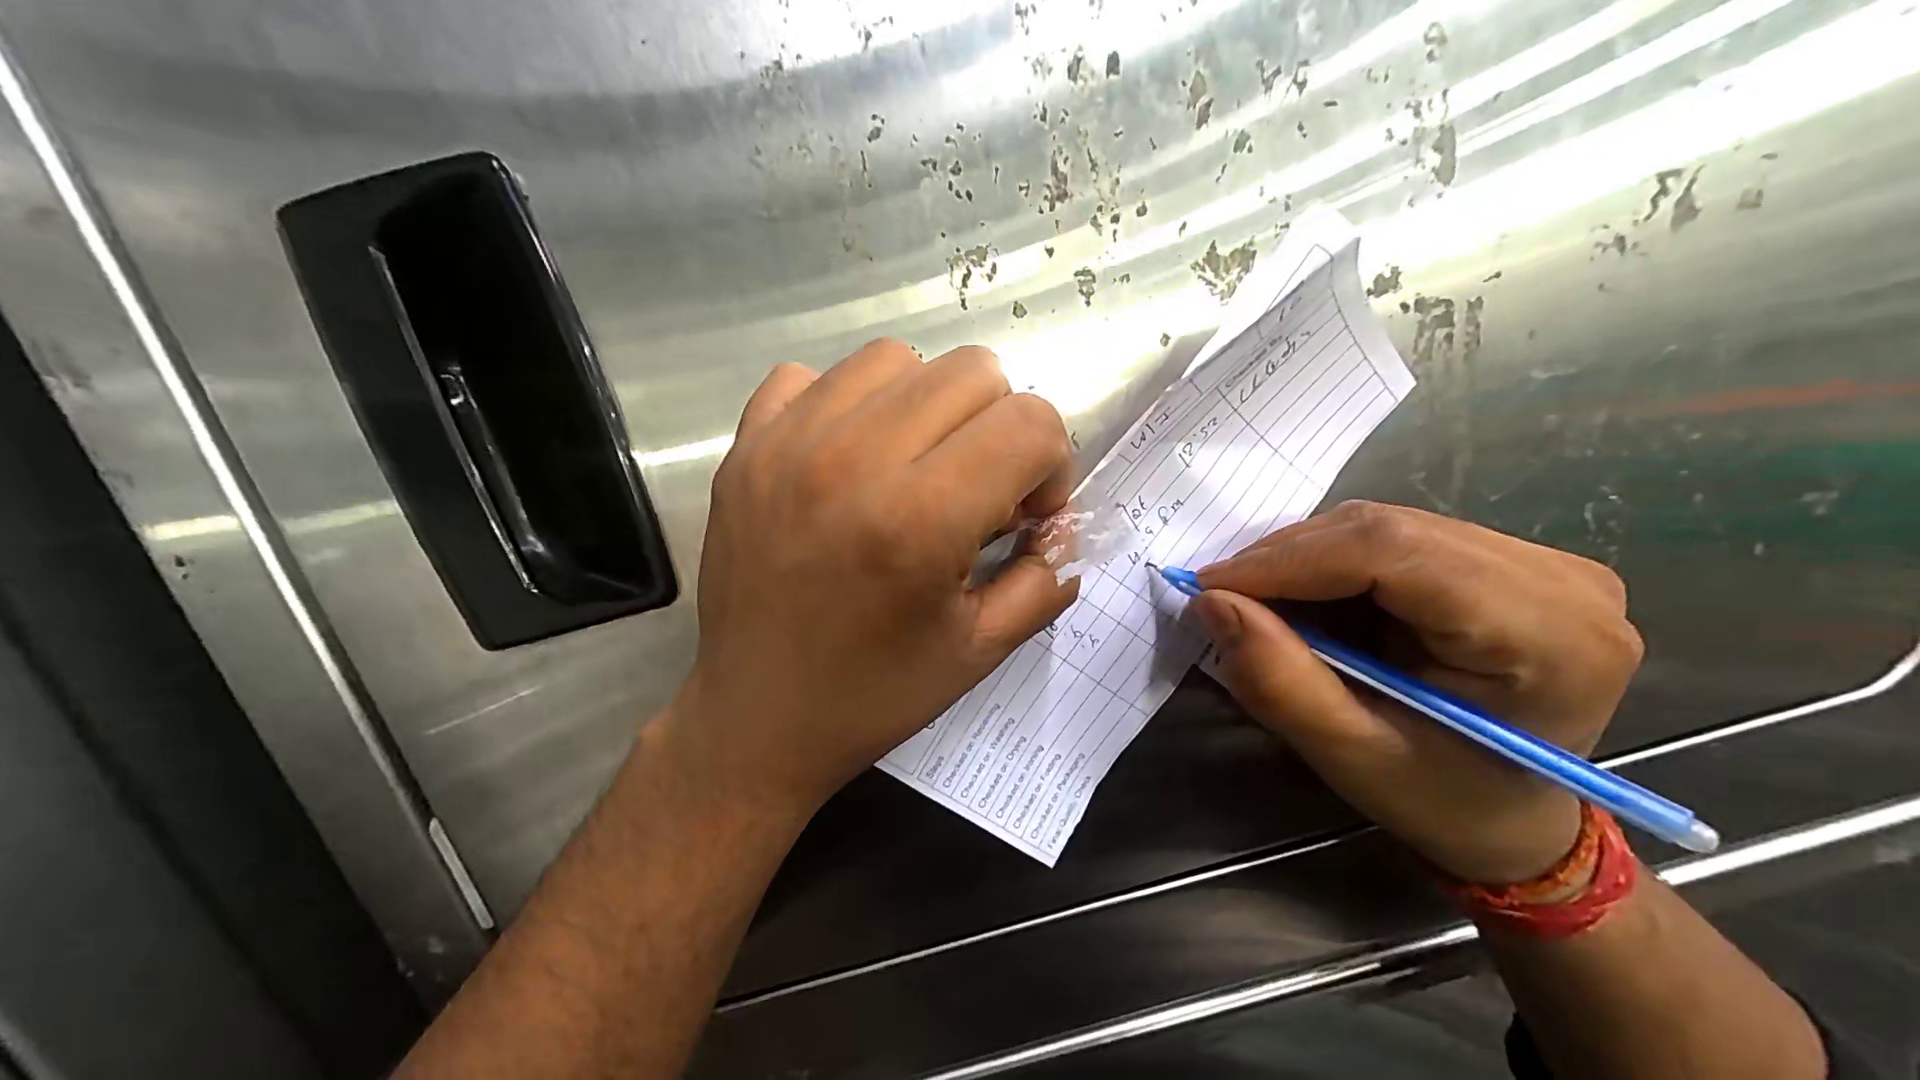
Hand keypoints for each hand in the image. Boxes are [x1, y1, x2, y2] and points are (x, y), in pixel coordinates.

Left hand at [668, 341, 1077, 815]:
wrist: (756, 719)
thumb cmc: (875, 694)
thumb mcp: (984, 649)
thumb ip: (1049, 575)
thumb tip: (1063, 521)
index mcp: (920, 520)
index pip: (1031, 422)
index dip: (1051, 469)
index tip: (1022, 519)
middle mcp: (853, 460)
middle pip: (974, 371)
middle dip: (999, 429)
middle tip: (973, 494)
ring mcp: (789, 443)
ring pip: (897, 359)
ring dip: (928, 406)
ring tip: (913, 470)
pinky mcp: (746, 445)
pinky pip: (814, 376)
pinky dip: (849, 406)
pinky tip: (848, 462)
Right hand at [1188, 501, 1643, 883]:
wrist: (1515, 817)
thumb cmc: (1443, 801)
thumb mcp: (1351, 755)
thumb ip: (1280, 680)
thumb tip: (1212, 602)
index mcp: (1545, 633)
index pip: (1391, 552)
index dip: (1288, 560)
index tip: (1211, 586)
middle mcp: (1557, 578)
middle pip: (1386, 530)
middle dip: (1287, 558)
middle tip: (1225, 595)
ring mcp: (1538, 561)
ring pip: (1384, 526)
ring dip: (1304, 557)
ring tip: (1259, 599)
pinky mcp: (1508, 560)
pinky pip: (1394, 538)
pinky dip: (1331, 562)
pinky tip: (1306, 597)